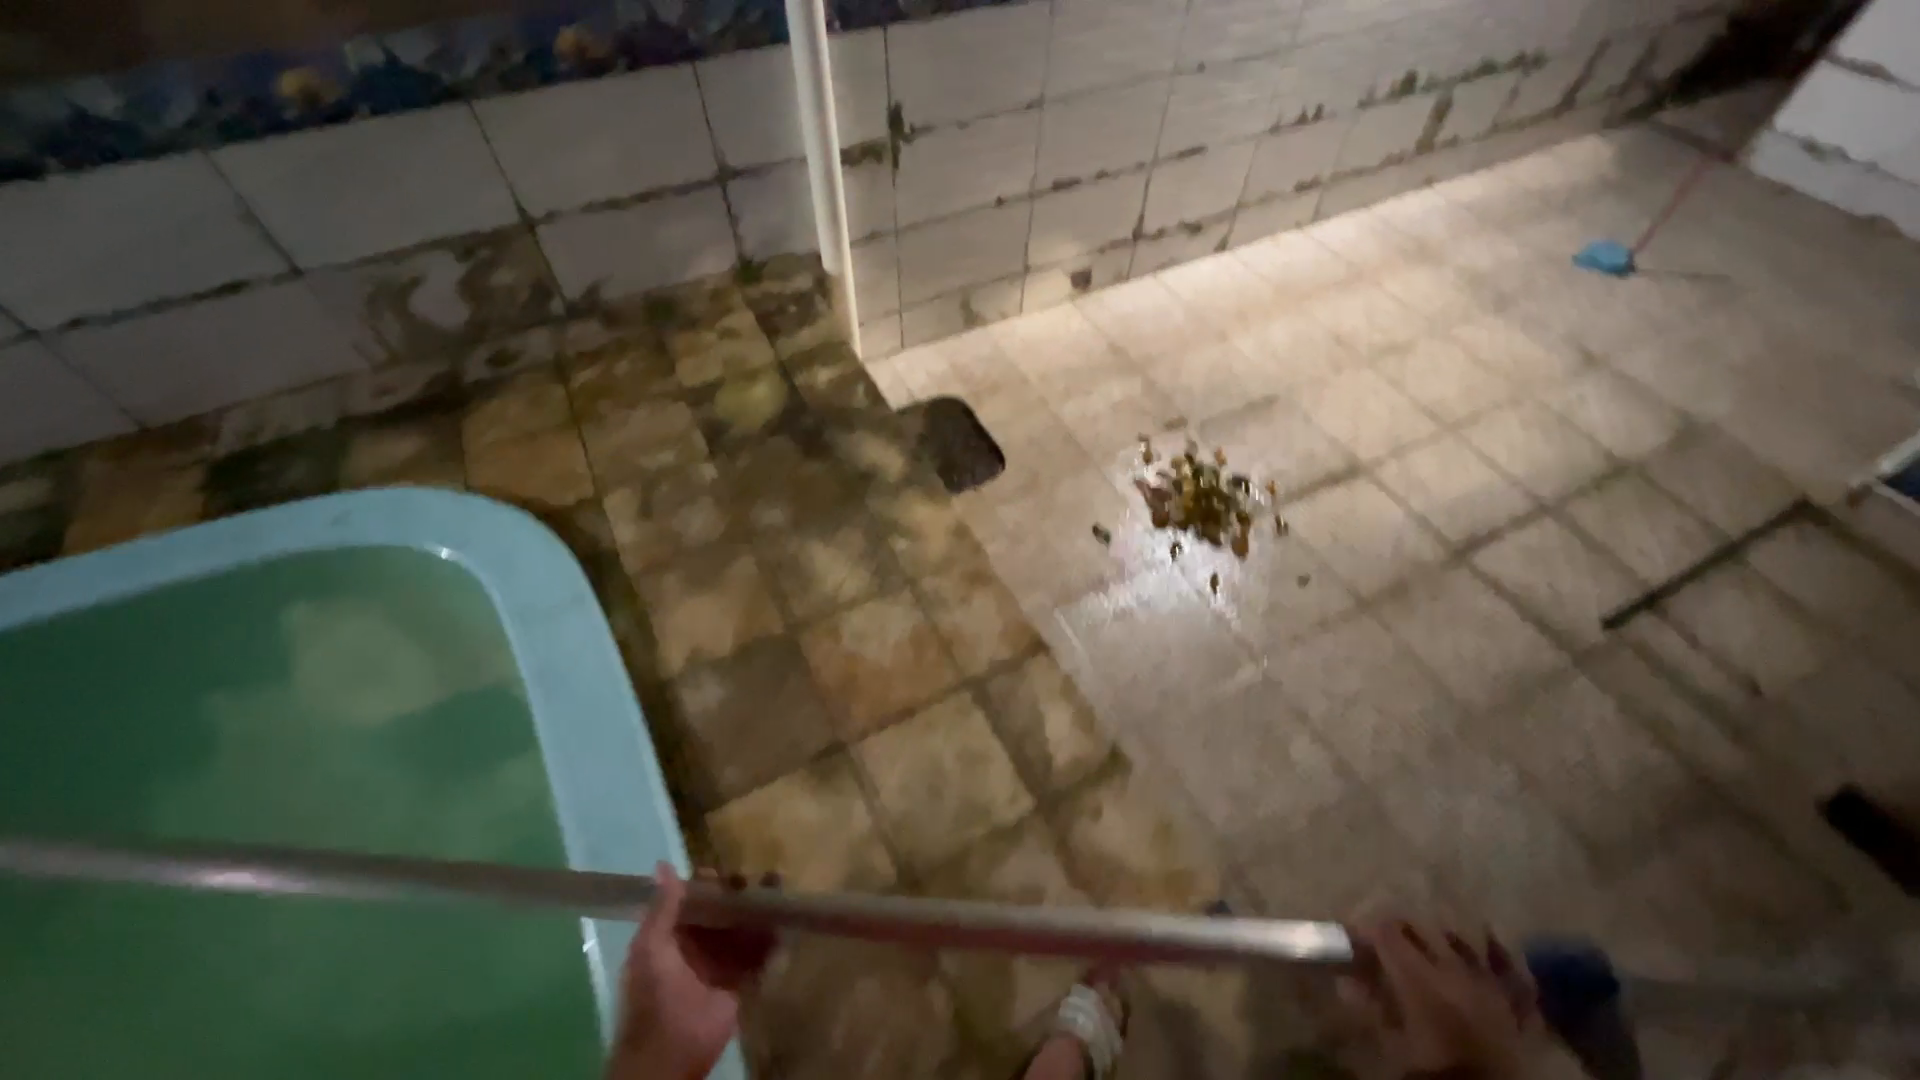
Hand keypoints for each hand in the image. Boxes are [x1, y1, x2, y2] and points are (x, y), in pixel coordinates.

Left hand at [606, 863, 776, 1079]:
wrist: (667, 1055)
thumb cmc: (653, 997)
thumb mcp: (650, 949)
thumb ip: (661, 909)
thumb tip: (663, 865)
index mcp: (672, 934)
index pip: (694, 899)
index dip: (710, 884)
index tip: (726, 875)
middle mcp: (698, 944)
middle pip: (724, 910)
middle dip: (742, 894)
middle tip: (764, 880)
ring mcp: (720, 964)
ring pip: (744, 929)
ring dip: (762, 912)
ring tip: (781, 894)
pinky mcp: (740, 983)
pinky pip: (759, 957)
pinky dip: (773, 943)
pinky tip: (787, 926)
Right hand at [1340, 920, 1538, 1079]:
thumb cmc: (1434, 1068)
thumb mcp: (1392, 1043)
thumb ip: (1368, 1007)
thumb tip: (1345, 981)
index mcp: (1417, 975)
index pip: (1386, 932)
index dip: (1367, 928)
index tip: (1355, 937)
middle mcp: (1452, 968)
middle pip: (1421, 930)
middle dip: (1399, 928)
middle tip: (1384, 939)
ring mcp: (1488, 982)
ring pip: (1462, 941)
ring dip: (1441, 936)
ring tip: (1429, 938)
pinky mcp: (1516, 1003)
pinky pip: (1512, 969)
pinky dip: (1500, 952)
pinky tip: (1490, 939)